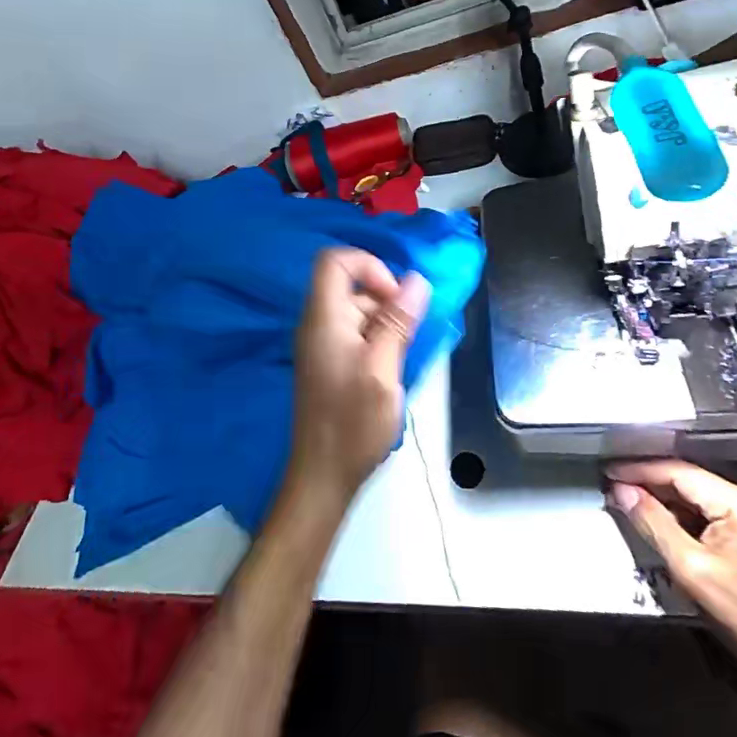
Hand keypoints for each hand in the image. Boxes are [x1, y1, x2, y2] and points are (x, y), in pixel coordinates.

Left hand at [290, 248, 429, 507]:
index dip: (370, 266)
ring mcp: (324, 345)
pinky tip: (392, 367)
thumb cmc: (353, 423)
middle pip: (352, 286)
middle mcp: (319, 326)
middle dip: (386, 299)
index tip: (396, 298)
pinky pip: (358, 333)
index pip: (336, 261)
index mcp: (324, 320)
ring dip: (387, 323)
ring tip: (401, 357)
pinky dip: (380, 340)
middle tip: (407, 335)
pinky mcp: (332, 363)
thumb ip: (398, 322)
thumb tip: (417, 280)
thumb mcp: (383, 369)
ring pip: (359, 311)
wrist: (324, 475)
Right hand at [606, 460, 736, 678]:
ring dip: (682, 504)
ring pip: (717, 498)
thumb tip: (624, 492)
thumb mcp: (693, 573)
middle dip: (661, 488)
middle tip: (623, 492)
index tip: (614, 471)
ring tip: (647, 509)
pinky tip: (685, 529)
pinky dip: (706, 519)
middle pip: (701, 484)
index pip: (685, 474)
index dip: (644, 471)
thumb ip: (655, 525)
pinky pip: (735, 513)